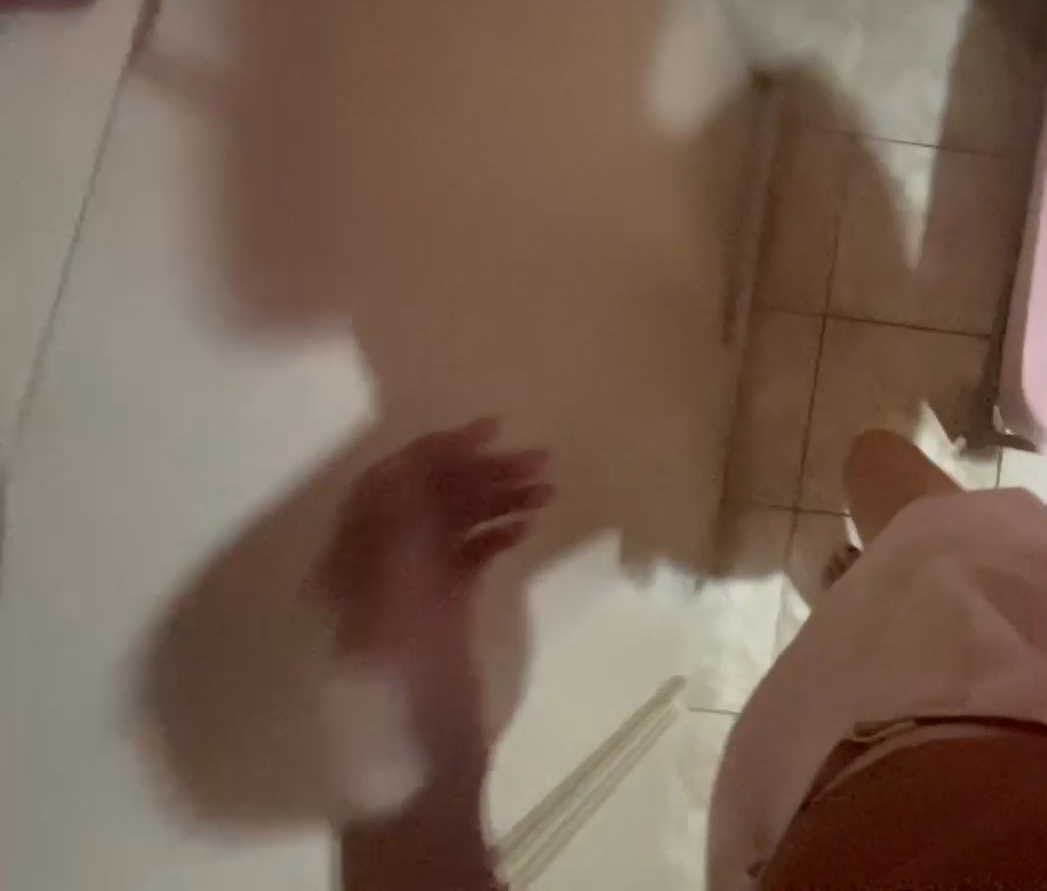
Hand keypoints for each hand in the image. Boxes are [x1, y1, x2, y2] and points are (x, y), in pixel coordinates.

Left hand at [317, 419, 552, 758]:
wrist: (422, 762)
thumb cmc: (406, 682)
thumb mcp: (398, 603)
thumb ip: (402, 533)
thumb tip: (411, 465)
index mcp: (355, 561)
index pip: (391, 483)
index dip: (438, 449)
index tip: (494, 428)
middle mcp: (378, 564)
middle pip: (429, 498)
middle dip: (482, 471)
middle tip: (541, 460)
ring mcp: (412, 586)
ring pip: (455, 522)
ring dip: (497, 498)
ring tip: (547, 490)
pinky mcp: (443, 605)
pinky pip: (470, 552)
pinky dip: (497, 532)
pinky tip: (528, 528)